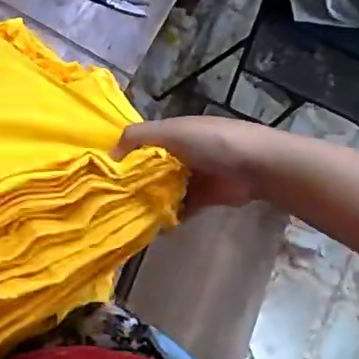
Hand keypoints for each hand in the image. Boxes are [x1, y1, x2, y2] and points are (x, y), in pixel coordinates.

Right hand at [117, 117, 278, 211]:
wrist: (257, 166)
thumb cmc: (211, 142)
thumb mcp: (170, 131)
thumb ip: (137, 137)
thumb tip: (108, 155)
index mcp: (174, 132)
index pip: (141, 143)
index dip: (123, 154)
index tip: (102, 172)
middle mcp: (181, 153)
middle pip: (151, 168)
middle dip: (134, 182)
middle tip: (110, 199)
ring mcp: (193, 177)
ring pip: (164, 190)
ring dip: (150, 200)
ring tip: (126, 215)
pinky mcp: (204, 198)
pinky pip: (181, 209)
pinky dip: (169, 217)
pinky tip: (152, 226)